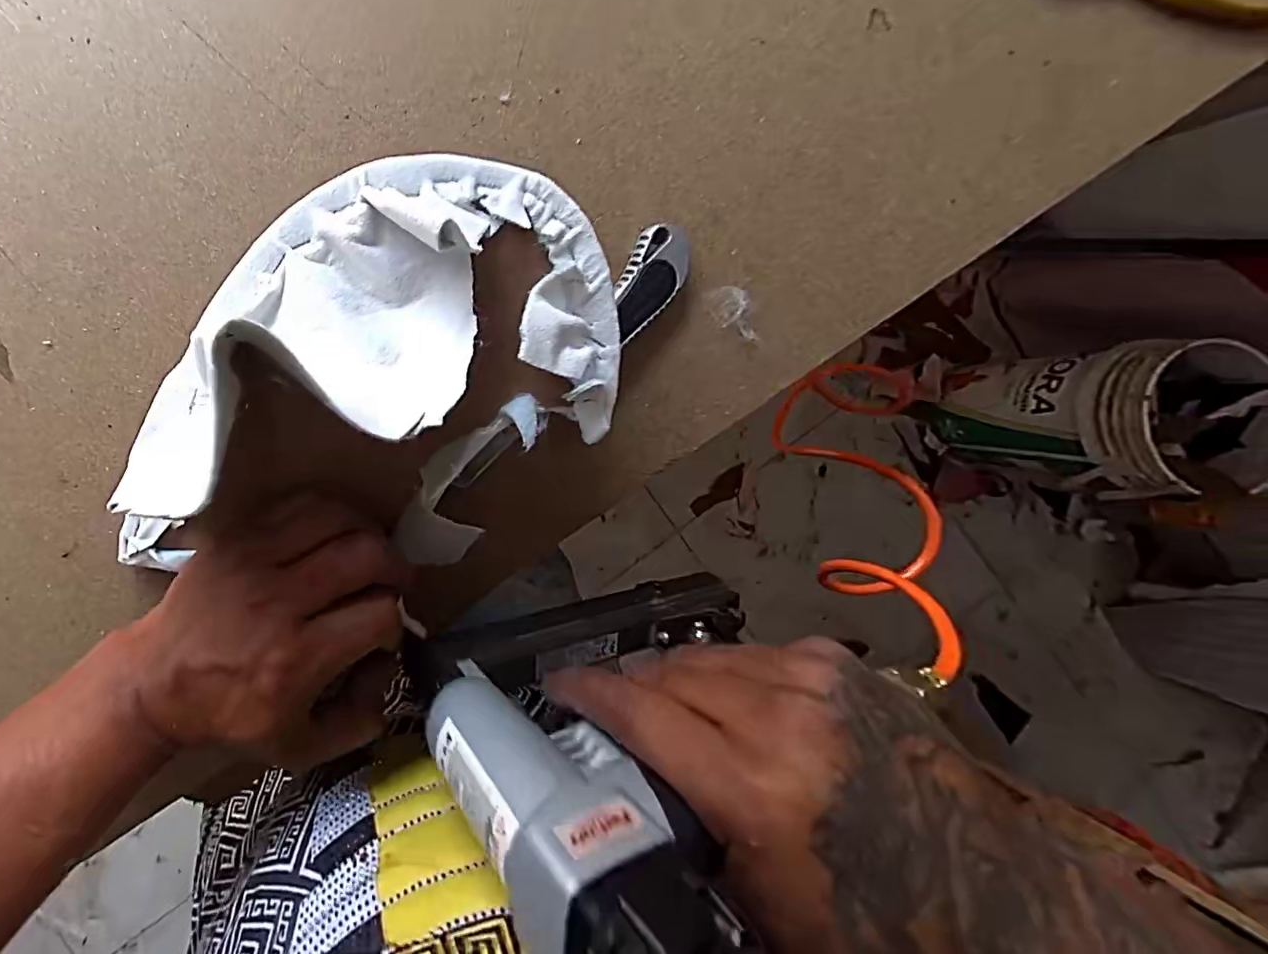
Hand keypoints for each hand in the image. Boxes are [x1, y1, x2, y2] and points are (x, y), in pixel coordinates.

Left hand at [123, 492, 413, 768]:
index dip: (397, 618)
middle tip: (395, 580)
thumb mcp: (293, 746)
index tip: (386, 627)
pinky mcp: (236, 540)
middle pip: (365, 556)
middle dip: (396, 566)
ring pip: (335, 520)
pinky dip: (326, 511)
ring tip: (369, 550)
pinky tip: (334, 529)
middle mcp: (280, 602)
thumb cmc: (223, 713)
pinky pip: (295, 506)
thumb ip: (353, 727)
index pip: (378, 614)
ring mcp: (255, 562)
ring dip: (365, 532)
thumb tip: (389, 689)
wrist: (155, 680)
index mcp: (297, 656)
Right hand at [546, 641, 1245, 953]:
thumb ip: (681, 829)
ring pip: (702, 654)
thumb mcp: (759, 903)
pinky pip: (751, 651)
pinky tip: (725, 693)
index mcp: (755, 786)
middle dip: (624, 683)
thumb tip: (618, 790)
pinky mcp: (843, 669)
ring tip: (657, 697)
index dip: (584, 690)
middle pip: (663, 672)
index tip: (556, 685)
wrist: (1017, 908)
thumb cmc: (877, 921)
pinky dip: (723, 668)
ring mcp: (816, 683)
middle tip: (605, 702)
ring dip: (669, 674)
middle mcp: (781, 718)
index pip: (636, 709)